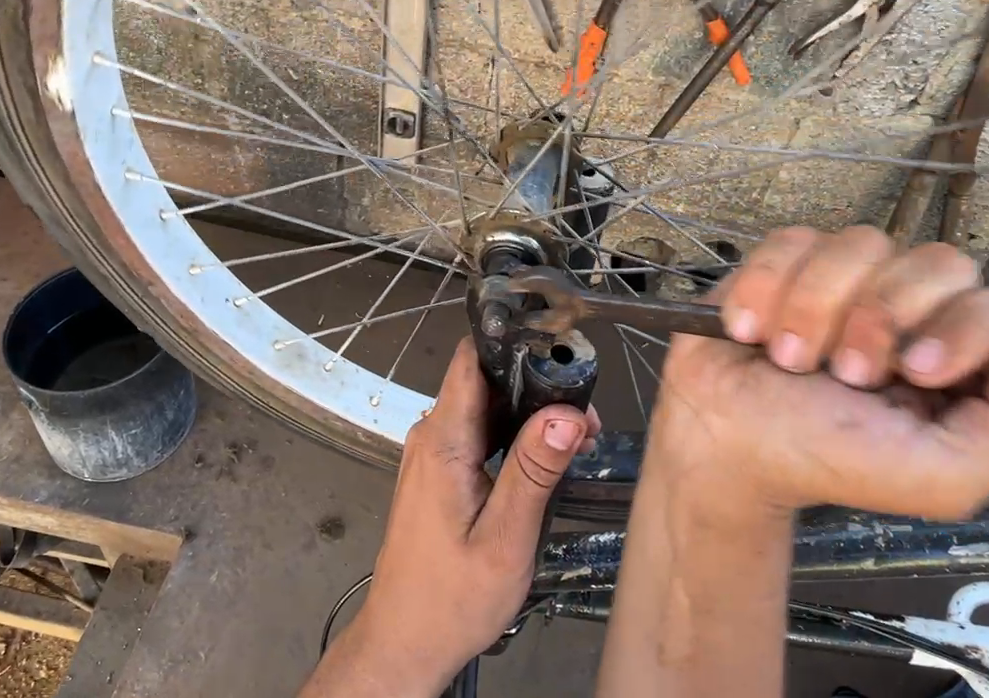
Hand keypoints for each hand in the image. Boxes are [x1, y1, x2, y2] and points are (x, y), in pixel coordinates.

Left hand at [309, 339, 600, 696]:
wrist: (405, 643)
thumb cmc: (451, 599)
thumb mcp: (505, 539)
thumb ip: (534, 471)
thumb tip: (566, 414)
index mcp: (443, 441)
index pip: (471, 360)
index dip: (514, 345)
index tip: (560, 353)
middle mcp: (432, 436)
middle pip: (485, 383)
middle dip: (536, 387)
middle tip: (584, 418)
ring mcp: (432, 454)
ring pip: (485, 409)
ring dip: (528, 416)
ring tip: (574, 438)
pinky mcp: (439, 473)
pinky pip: (478, 436)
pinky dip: (512, 439)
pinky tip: (543, 459)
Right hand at [655, 225, 988, 521]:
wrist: (721, 442)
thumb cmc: (826, 460)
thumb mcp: (939, 477)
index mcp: (967, 359)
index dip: (970, 327)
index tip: (915, 371)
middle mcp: (917, 306)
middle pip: (942, 261)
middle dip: (881, 319)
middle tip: (841, 373)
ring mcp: (850, 275)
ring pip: (862, 243)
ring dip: (814, 308)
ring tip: (784, 357)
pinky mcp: (788, 258)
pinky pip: (794, 240)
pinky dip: (767, 287)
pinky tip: (749, 329)